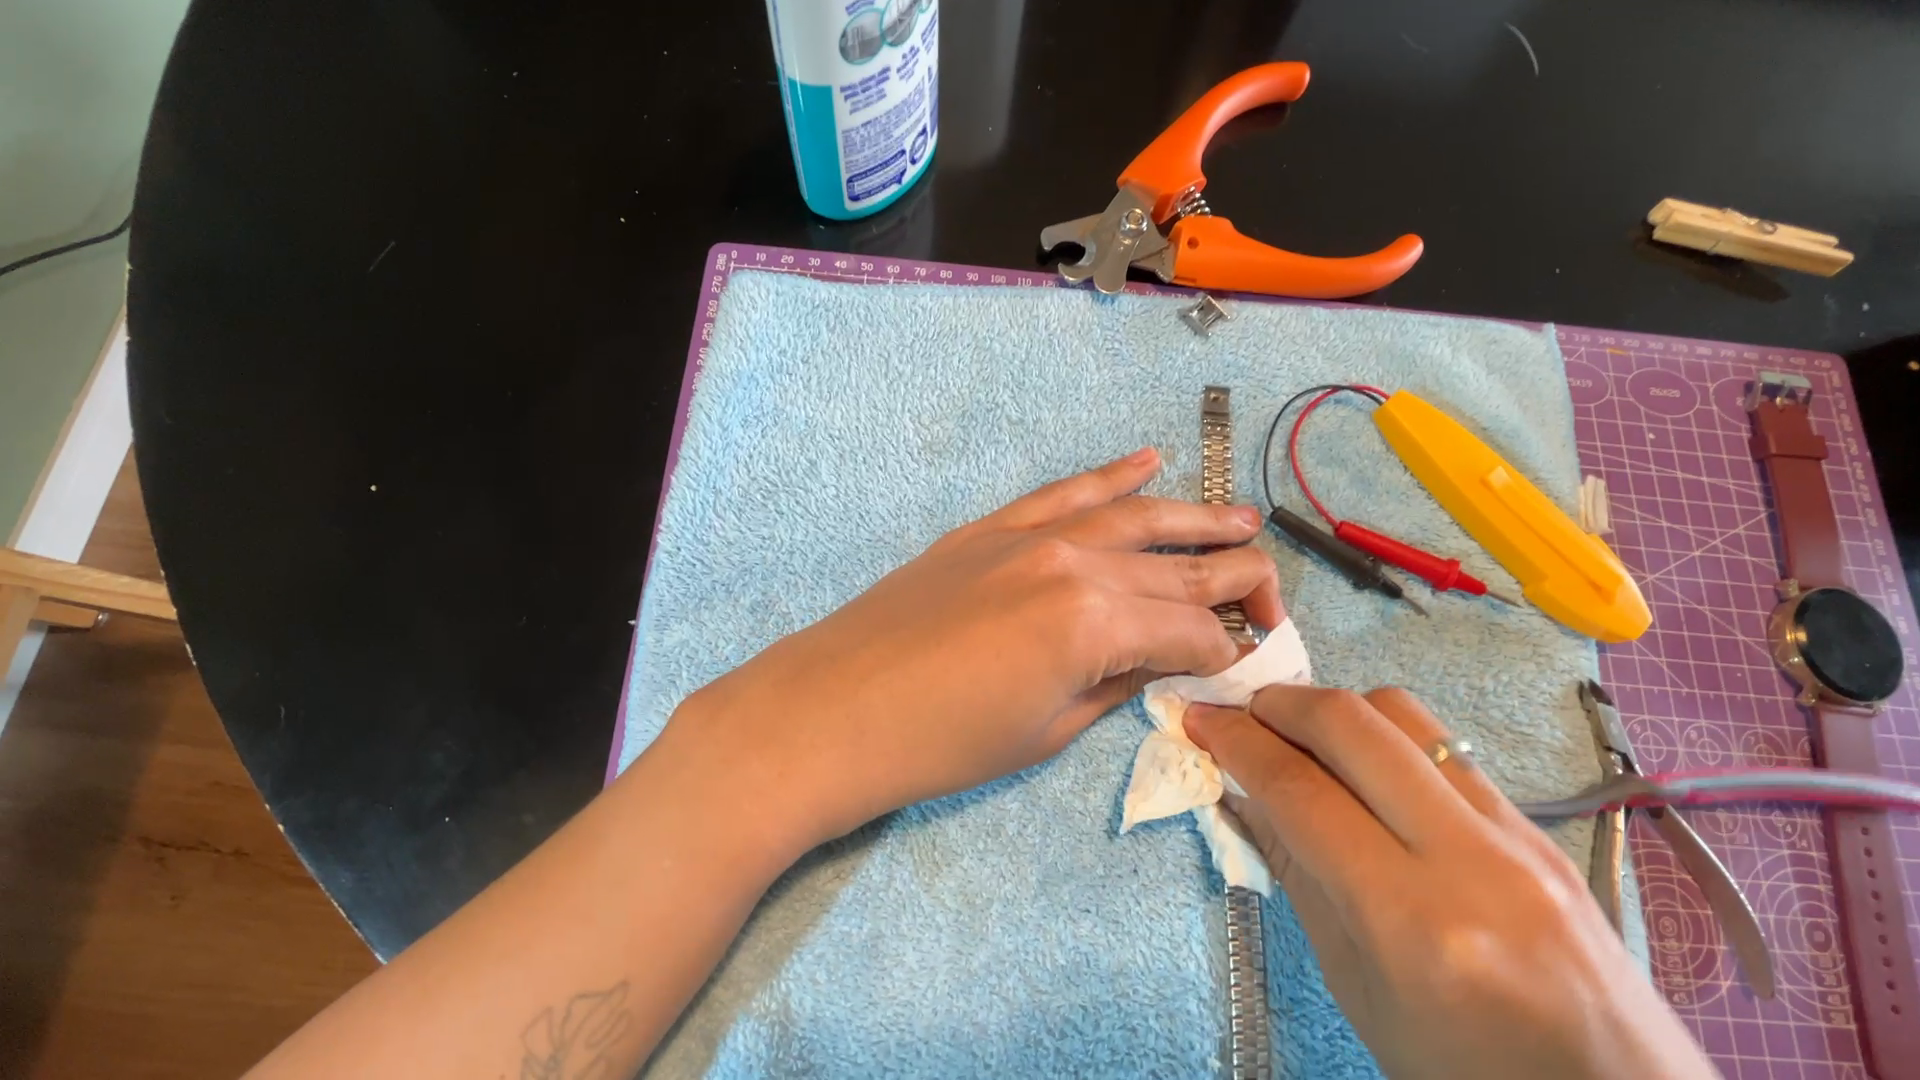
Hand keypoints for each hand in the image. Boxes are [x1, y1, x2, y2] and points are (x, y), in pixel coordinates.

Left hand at [663, 448, 1282, 852]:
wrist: (831, 710)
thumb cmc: (941, 744)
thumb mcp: (1048, 728)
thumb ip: (1118, 681)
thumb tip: (1168, 658)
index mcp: (1096, 621)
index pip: (1192, 630)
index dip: (1229, 652)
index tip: (1248, 667)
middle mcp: (1074, 560)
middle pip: (1176, 565)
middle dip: (1236, 580)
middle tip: (1275, 597)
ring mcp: (1029, 535)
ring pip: (1132, 514)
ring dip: (1194, 518)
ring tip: (1244, 521)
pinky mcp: (990, 529)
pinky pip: (1064, 492)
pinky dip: (1110, 475)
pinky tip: (1148, 462)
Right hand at [1185, 689, 1716, 1079]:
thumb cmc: (1461, 1069)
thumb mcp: (1355, 986)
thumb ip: (1297, 875)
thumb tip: (1240, 793)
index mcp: (1411, 919)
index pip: (1300, 791)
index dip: (1236, 742)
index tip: (1198, 718)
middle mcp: (1470, 857)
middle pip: (1353, 725)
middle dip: (1279, 702)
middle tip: (1240, 712)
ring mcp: (1516, 833)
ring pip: (1405, 715)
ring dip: (1334, 708)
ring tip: (1297, 733)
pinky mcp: (1539, 826)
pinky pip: (1445, 748)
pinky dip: (1384, 737)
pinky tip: (1362, 768)